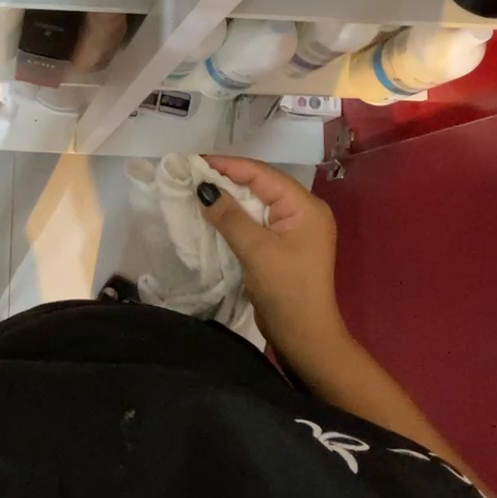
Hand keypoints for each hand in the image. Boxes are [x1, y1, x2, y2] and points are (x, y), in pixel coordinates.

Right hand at [198, 156, 347, 354]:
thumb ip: (229, 216)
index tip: (195, 161)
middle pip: (260, 185)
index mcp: (305, 207)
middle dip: (226, 179)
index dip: (228, 165)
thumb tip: (204, 189)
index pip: (262, 174)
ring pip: (255, 202)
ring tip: (196, 190)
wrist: (304, 336)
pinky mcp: (282, 245)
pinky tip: (213, 214)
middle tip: (191, 174)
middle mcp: (303, 212)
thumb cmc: (285, 289)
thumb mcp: (255, 250)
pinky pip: (255, 220)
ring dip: (228, 197)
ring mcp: (293, 229)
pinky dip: (234, 216)